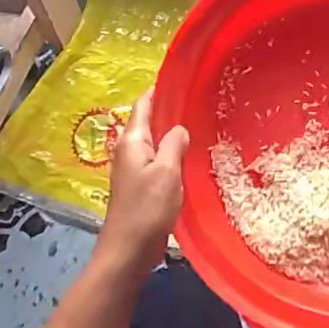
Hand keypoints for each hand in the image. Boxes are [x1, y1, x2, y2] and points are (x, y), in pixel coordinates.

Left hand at [95, 92, 188, 273]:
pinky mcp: (143, 185)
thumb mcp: (166, 172)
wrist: (128, 251)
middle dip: (169, 108)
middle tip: (199, 97)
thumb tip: (179, 128)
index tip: (180, 76)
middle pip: (149, 121)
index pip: (143, 105)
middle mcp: (130, 151)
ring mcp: (135, 169)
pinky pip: (160, 159)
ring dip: (172, 131)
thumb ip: (173, 144)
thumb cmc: (146, 208)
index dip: (159, 89)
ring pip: (156, 141)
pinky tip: (190, 154)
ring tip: (199, 120)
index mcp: (132, 141)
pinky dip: (173, 151)